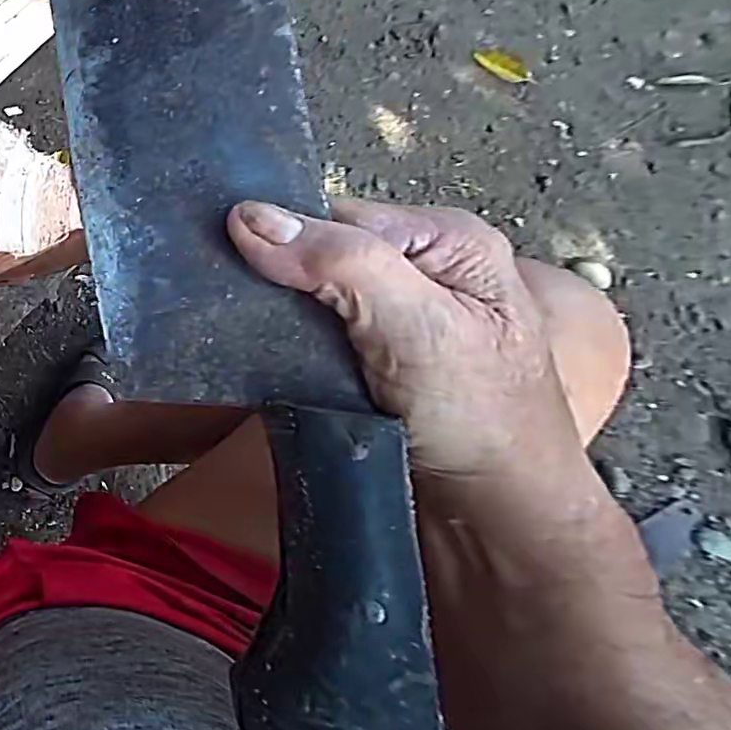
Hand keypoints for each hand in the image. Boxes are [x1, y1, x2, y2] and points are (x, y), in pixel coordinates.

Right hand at [226, 197, 580, 478]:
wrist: (485, 514)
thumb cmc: (479, 421)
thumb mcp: (416, 325)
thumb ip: (342, 263)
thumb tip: (251, 217)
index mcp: (443, 239)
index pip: (332, 215)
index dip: (285, 237)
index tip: (245, 267)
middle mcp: (415, 265)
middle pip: (316, 246)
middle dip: (276, 272)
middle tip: (249, 307)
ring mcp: (386, 309)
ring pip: (304, 286)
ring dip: (273, 307)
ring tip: (254, 330)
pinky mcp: (362, 346)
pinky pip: (304, 322)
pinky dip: (279, 333)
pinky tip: (268, 347)